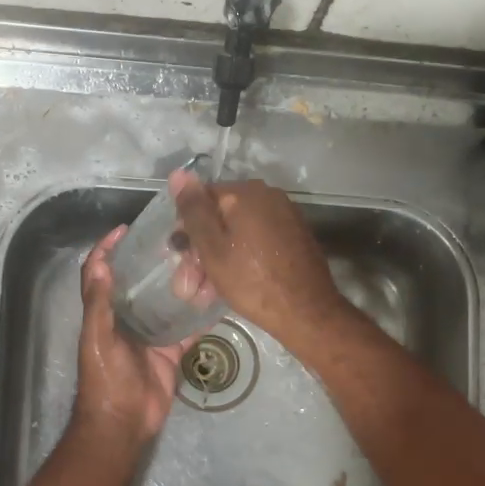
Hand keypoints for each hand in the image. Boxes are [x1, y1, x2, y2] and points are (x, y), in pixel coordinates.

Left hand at [73, 225, 197, 448]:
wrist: (124, 421)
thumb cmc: (105, 378)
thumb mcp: (97, 338)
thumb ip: (99, 303)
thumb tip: (102, 263)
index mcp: (103, 313)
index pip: (100, 273)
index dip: (107, 249)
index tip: (126, 229)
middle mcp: (126, 319)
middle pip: (138, 282)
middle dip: (152, 260)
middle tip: (175, 237)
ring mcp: (150, 335)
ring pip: (166, 302)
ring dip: (179, 282)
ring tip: (200, 257)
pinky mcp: (171, 351)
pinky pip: (188, 328)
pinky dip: (200, 314)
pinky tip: (217, 294)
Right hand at [171, 171, 345, 344]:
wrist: (306, 311)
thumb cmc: (252, 281)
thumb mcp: (213, 248)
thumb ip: (194, 210)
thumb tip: (178, 173)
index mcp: (245, 193)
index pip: (202, 199)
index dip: (186, 229)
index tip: (179, 258)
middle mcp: (267, 196)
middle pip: (221, 218)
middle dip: (201, 251)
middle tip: (190, 286)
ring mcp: (284, 216)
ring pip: (238, 233)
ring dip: (219, 260)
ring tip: (207, 294)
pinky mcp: (294, 237)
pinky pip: (257, 242)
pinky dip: (242, 260)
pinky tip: (233, 285)